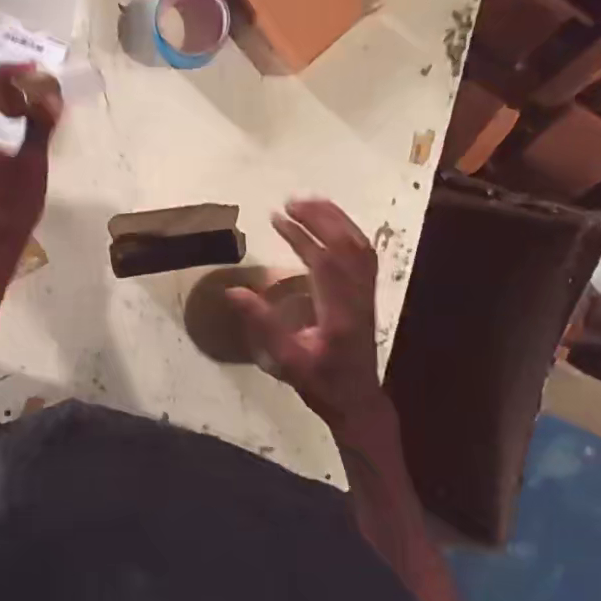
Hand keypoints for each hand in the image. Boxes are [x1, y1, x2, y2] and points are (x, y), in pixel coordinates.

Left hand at [0, 64, 61, 257]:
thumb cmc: (15, 204)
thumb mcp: (32, 162)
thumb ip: (40, 123)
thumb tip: (52, 97)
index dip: (5, 72)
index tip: (31, 69)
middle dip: (5, 84)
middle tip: (34, 85)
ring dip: (1, 97)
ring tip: (29, 104)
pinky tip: (17, 118)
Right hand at [227, 199, 384, 429]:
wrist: (356, 398)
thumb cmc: (318, 381)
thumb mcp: (284, 359)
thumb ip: (262, 324)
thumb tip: (233, 291)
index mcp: (338, 311)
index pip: (324, 261)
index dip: (302, 235)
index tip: (278, 217)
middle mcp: (357, 296)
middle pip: (347, 245)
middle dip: (320, 218)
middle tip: (292, 202)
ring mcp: (367, 294)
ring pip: (359, 246)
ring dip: (336, 220)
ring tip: (310, 203)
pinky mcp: (368, 294)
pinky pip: (364, 255)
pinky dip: (348, 232)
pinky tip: (331, 225)